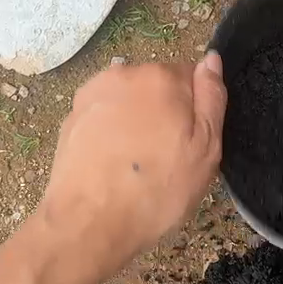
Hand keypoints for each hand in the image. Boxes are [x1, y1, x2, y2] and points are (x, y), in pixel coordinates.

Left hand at [35, 55, 226, 275]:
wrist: (88, 223)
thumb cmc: (156, 190)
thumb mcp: (205, 150)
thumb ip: (212, 98)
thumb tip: (211, 60)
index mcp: (162, 77)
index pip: (191, 78)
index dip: (195, 112)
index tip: (190, 143)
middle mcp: (124, 74)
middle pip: (157, 88)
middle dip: (164, 115)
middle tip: (166, 159)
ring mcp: (92, 94)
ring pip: (128, 103)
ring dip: (136, 124)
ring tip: (136, 166)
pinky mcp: (70, 118)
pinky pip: (103, 119)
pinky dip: (111, 136)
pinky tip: (112, 166)